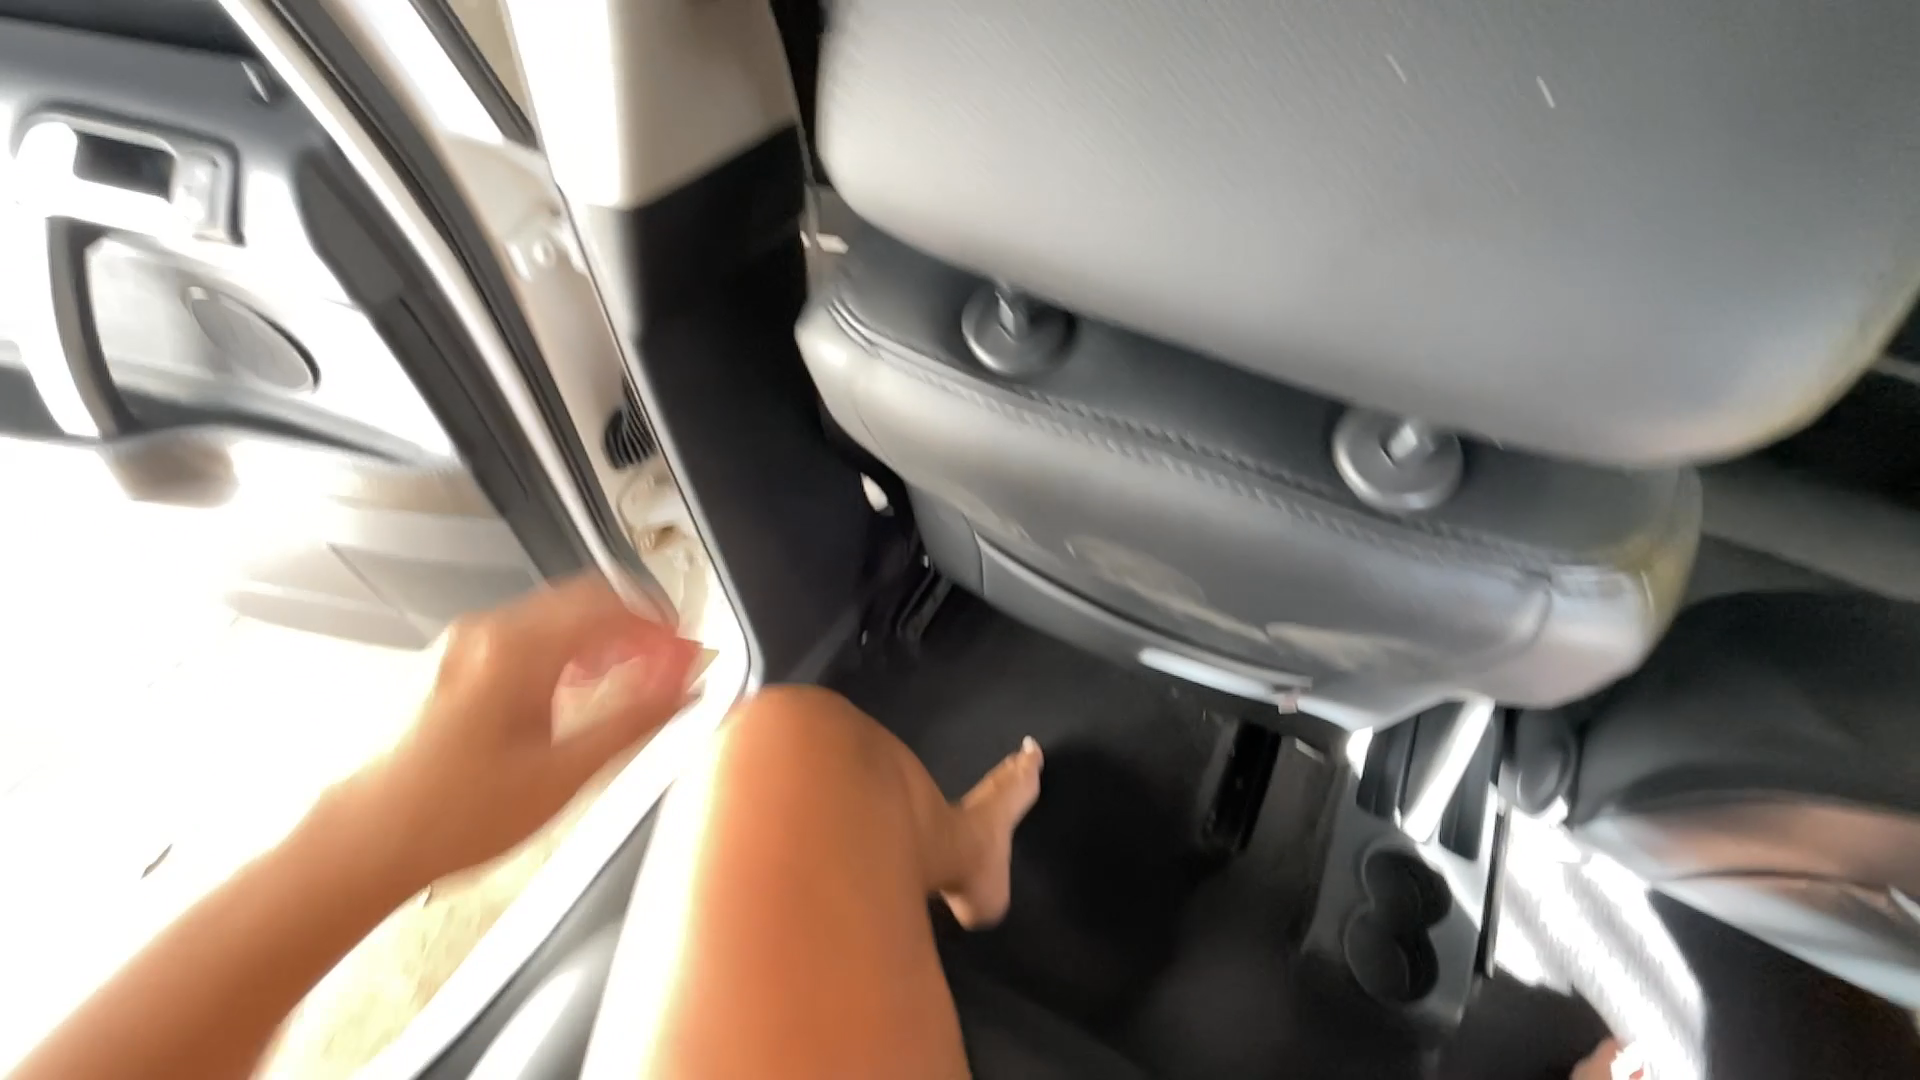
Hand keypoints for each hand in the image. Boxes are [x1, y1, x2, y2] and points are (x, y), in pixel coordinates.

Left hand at [340, 574, 702, 890]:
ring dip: (610, 639)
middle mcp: (490, 635)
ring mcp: (470, 646)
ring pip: (563, 615)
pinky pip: (536, 635)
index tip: (688, 654)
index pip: (611, 606)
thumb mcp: (564, 774)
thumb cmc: (451, 814)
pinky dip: (578, 650)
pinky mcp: (462, 664)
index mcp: (517, 652)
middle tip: (672, 662)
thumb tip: (686, 691)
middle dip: (640, 628)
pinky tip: (589, 687)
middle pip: (589, 600)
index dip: (661, 627)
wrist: (365, 843)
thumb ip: (634, 722)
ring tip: (638, 676)